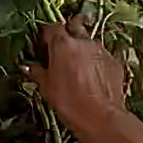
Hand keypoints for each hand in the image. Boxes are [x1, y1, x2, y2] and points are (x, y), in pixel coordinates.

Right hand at [26, 16, 129, 133]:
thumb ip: (37, 72)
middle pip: (74, 26)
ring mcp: (101, 50)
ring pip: (89, 41)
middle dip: (68, 32)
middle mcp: (83, 42)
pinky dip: (95, 61)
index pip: (52, 28)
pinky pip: (101, 55)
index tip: (43, 46)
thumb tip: (27, 66)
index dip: (46, 35)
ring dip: (82, 48)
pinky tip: (92, 76)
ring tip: (77, 65)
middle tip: (62, 48)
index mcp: (62, 45)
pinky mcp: (114, 61)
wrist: (100, 116)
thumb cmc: (68, 101)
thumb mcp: (47, 87)